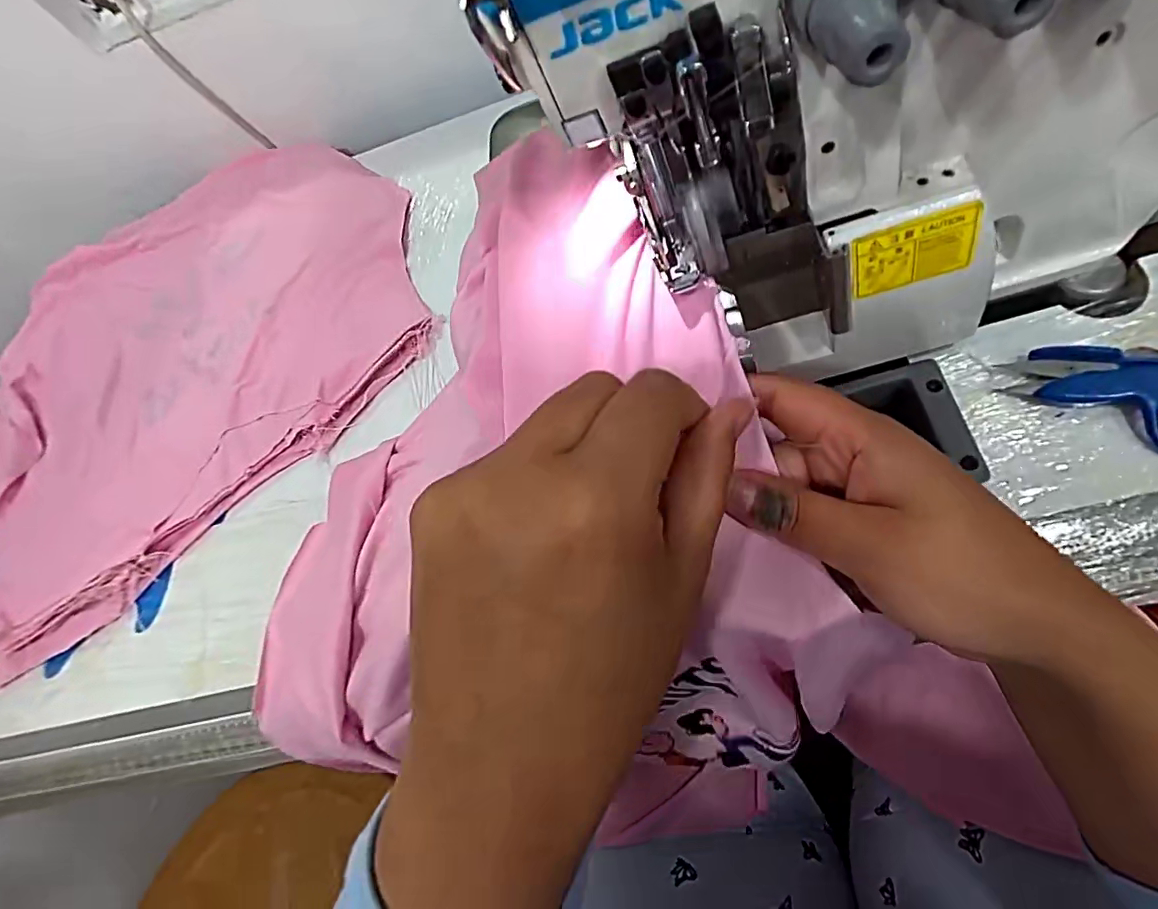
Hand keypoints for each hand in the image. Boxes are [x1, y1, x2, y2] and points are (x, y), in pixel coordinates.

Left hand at [378, 370, 746, 908]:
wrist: (499, 767)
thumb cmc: (613, 682)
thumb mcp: (683, 578)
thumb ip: (707, 476)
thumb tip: (727, 409)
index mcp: (596, 497)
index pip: (652, 392)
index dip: (684, 410)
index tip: (686, 452)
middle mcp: (519, 472)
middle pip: (596, 390)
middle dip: (633, 421)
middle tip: (639, 488)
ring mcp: (463, 484)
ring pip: (551, 418)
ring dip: (584, 446)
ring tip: (584, 519)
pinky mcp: (431, 502)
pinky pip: (508, 455)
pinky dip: (538, 474)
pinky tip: (537, 539)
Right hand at [728, 375, 1157, 907]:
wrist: (1038, 626)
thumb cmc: (959, 574)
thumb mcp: (869, 544)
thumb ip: (792, 513)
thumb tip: (722, 484)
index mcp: (859, 435)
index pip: (780, 395)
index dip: (729, 400)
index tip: (674, 428)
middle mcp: (855, 452)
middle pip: (778, 444)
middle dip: (736, 467)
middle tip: (676, 500)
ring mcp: (861, 489)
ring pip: (792, 484)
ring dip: (760, 505)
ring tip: (703, 526)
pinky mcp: (868, 522)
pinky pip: (813, 515)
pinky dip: (788, 529)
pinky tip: (756, 552)